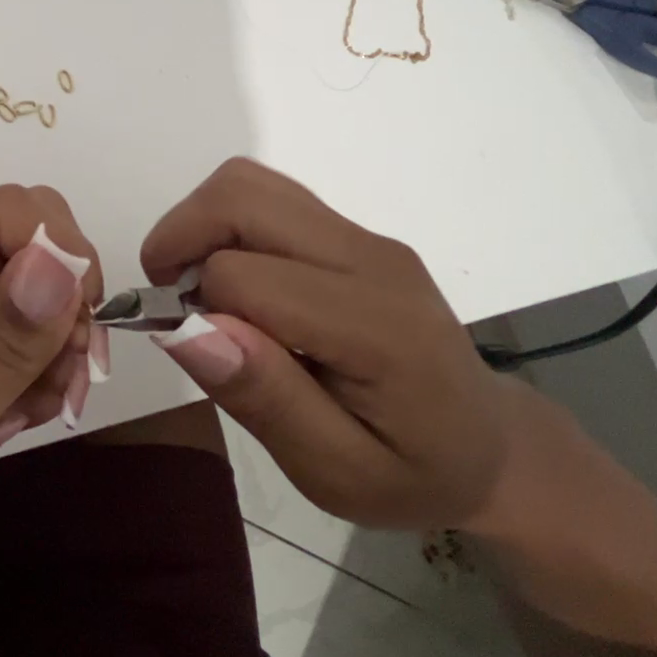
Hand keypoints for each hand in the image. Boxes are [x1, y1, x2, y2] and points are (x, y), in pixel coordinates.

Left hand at [0, 185, 100, 576]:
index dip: (59, 251)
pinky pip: (33, 326)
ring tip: (35, 406)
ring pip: (42, 283)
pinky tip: (21, 414)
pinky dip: (47, 367)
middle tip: (66, 373)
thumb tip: (60, 262)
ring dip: (61, 342)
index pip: (5, 211)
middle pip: (31, 236)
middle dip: (68, 298)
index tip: (77, 330)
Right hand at [139, 158, 508, 530]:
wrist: (486, 445)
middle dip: (178, 241)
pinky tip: (230, 284)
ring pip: (247, 184)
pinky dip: (222, 227)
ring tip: (196, 291)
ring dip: (197, 228)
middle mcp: (372, 260)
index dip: (195, 310)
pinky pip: (265, 199)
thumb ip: (265, 399)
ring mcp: (365, 238)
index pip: (243, 276)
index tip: (195, 353)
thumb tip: (184, 328)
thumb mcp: (336, 473)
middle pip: (240, 198)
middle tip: (170, 303)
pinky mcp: (352, 233)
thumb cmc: (409, 473)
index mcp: (376, 328)